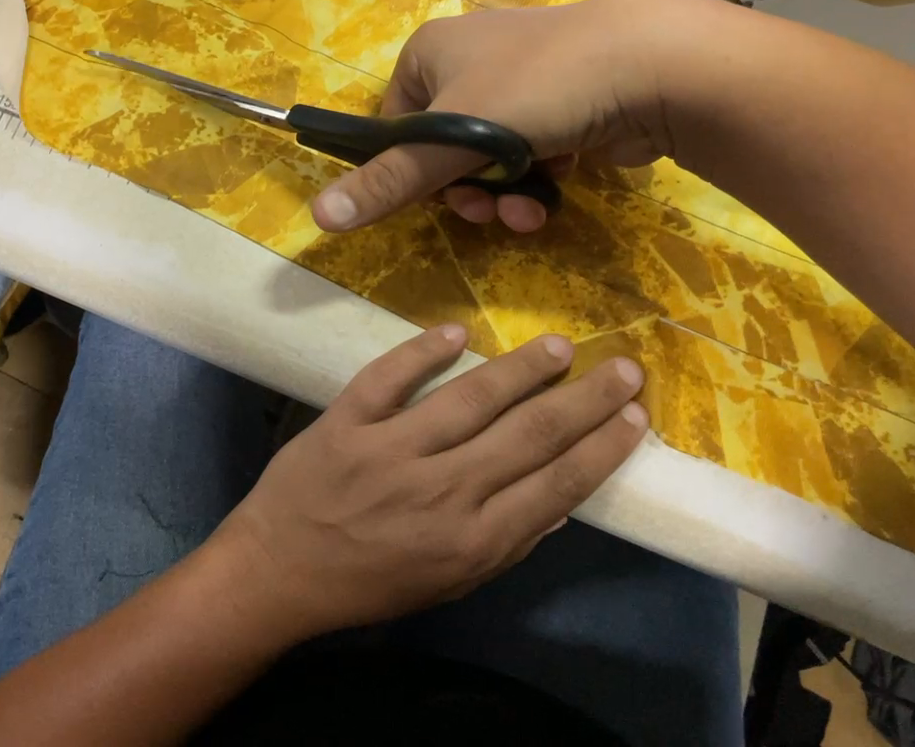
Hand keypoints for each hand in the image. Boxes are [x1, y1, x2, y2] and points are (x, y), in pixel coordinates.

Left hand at [206, 324, 646, 641]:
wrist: (278, 569)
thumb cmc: (369, 582)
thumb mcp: (449, 582)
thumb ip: (506, 542)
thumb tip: (564, 499)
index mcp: (473, 539)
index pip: (557, 484)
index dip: (602, 447)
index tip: (635, 416)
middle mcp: (441, 490)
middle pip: (528, 435)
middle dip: (583, 401)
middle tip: (623, 368)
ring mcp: (388, 451)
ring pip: (468, 399)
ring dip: (519, 369)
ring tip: (559, 346)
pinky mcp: (343, 423)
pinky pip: (387, 378)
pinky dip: (421, 351)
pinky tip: (456, 332)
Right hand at [312, 0, 714, 233]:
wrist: (655, 65)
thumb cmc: (535, 89)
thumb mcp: (450, 139)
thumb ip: (387, 182)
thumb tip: (318, 217)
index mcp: (429, 51)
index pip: (392, 124)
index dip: (407, 169)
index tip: (434, 196)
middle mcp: (469, 59)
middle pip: (439, 147)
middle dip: (461, 190)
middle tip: (484, 209)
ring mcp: (521, 79)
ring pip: (486, 157)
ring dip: (498, 194)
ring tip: (525, 211)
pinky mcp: (563, 102)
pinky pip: (527, 152)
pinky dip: (533, 180)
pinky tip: (551, 196)